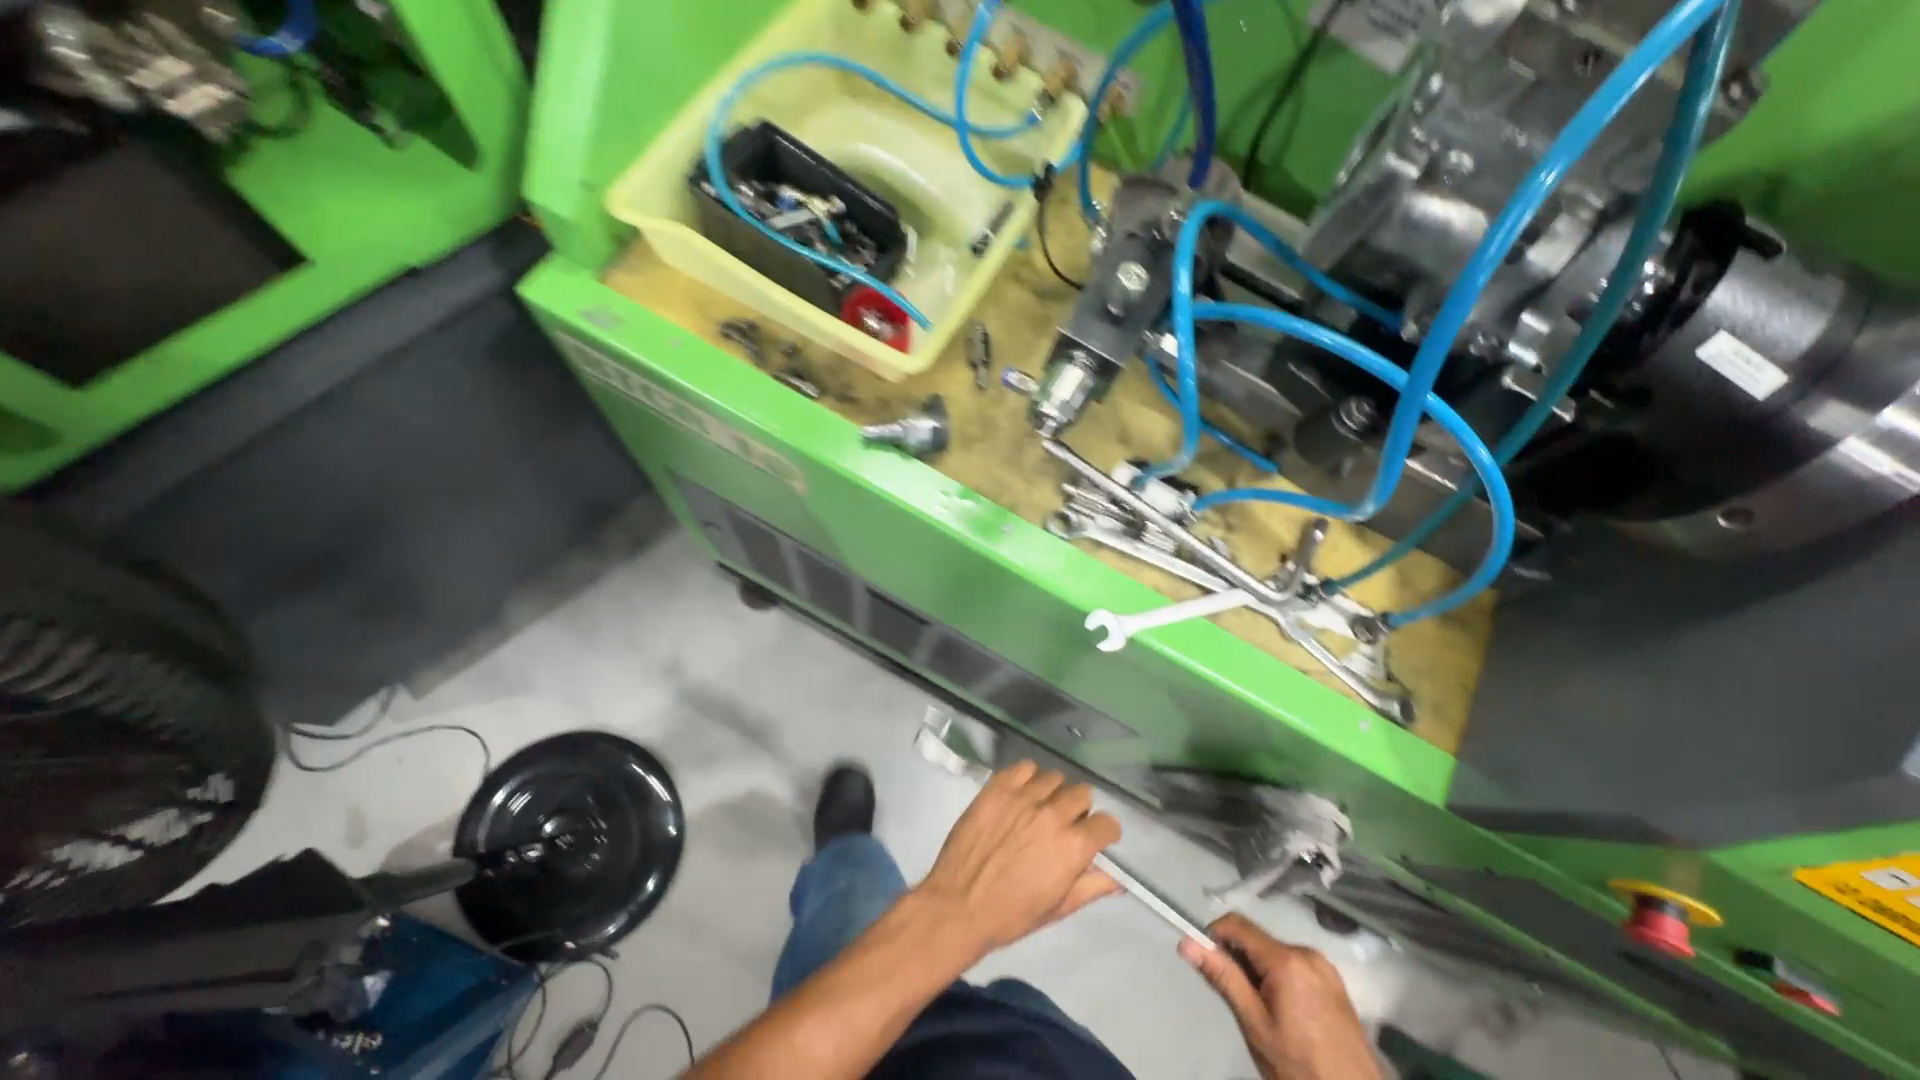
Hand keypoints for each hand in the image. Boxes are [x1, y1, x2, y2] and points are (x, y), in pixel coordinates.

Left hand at [913, 761, 1122, 954]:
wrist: (957, 906)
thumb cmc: (1011, 915)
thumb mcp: (1058, 908)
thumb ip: (1092, 887)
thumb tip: (1118, 877)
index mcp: (1073, 846)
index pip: (1107, 823)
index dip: (1104, 833)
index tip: (1096, 839)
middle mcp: (1053, 815)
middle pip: (1082, 794)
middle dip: (1079, 810)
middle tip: (1064, 826)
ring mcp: (1023, 798)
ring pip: (1054, 778)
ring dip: (1053, 793)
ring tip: (1040, 809)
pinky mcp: (997, 789)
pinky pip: (1024, 767)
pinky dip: (1028, 777)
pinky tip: (1021, 795)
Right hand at [1180, 914, 1381, 1079]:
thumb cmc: (1298, 1064)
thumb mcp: (1254, 1024)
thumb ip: (1223, 978)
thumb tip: (1187, 944)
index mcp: (1287, 960)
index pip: (1238, 925)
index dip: (1213, 935)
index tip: (1204, 961)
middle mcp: (1307, 952)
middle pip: (1257, 940)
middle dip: (1238, 960)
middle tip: (1236, 999)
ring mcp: (1324, 966)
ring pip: (1275, 953)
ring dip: (1259, 971)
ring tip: (1261, 1011)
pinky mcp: (1334, 981)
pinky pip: (1295, 965)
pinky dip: (1279, 978)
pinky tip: (1284, 1012)